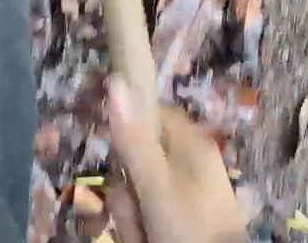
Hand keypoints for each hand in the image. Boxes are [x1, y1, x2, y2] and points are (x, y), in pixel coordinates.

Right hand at [105, 79, 247, 242]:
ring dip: (133, 216)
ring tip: (146, 237)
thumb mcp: (157, 185)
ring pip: (139, 191)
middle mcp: (189, 162)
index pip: (149, 113)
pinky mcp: (182, 219)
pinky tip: (149, 242)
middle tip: (138, 213)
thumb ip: (135, 139)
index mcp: (191, 141)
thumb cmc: (192, 229)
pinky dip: (143, 232)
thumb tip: (116, 81)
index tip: (116, 156)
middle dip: (128, 190)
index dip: (127, 131)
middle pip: (138, 158)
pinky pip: (149, 214)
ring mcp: (186, 193)